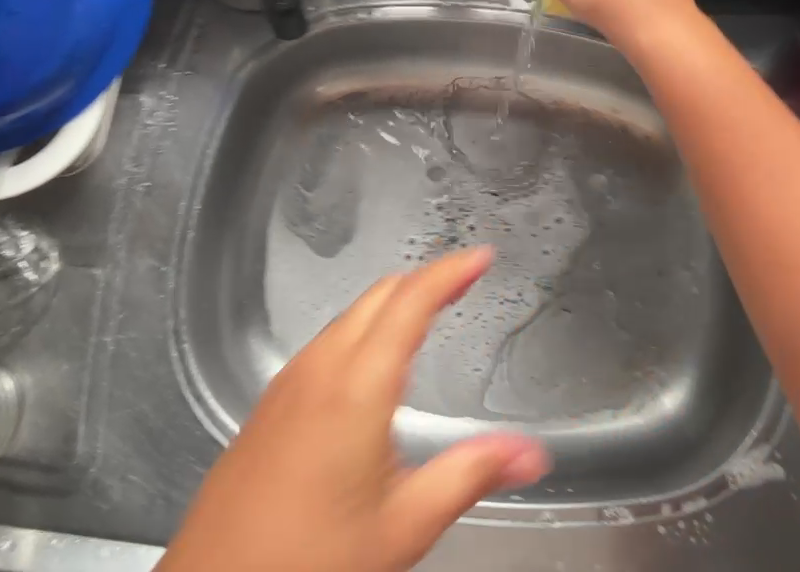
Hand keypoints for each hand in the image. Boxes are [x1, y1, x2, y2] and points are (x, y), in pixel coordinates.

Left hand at [159, 247, 550, 571]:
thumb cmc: (304, 558)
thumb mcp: (404, 524)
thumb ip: (469, 476)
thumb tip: (526, 455)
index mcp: (357, 386)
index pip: (411, 301)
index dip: (450, 271)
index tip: (480, 257)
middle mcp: (319, 369)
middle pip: (378, 295)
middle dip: (424, 278)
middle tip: (462, 279)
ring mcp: (289, 382)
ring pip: (348, 316)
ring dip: (391, 302)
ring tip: (427, 311)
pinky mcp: (272, 402)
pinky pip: (325, 343)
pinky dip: (361, 329)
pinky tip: (371, 362)